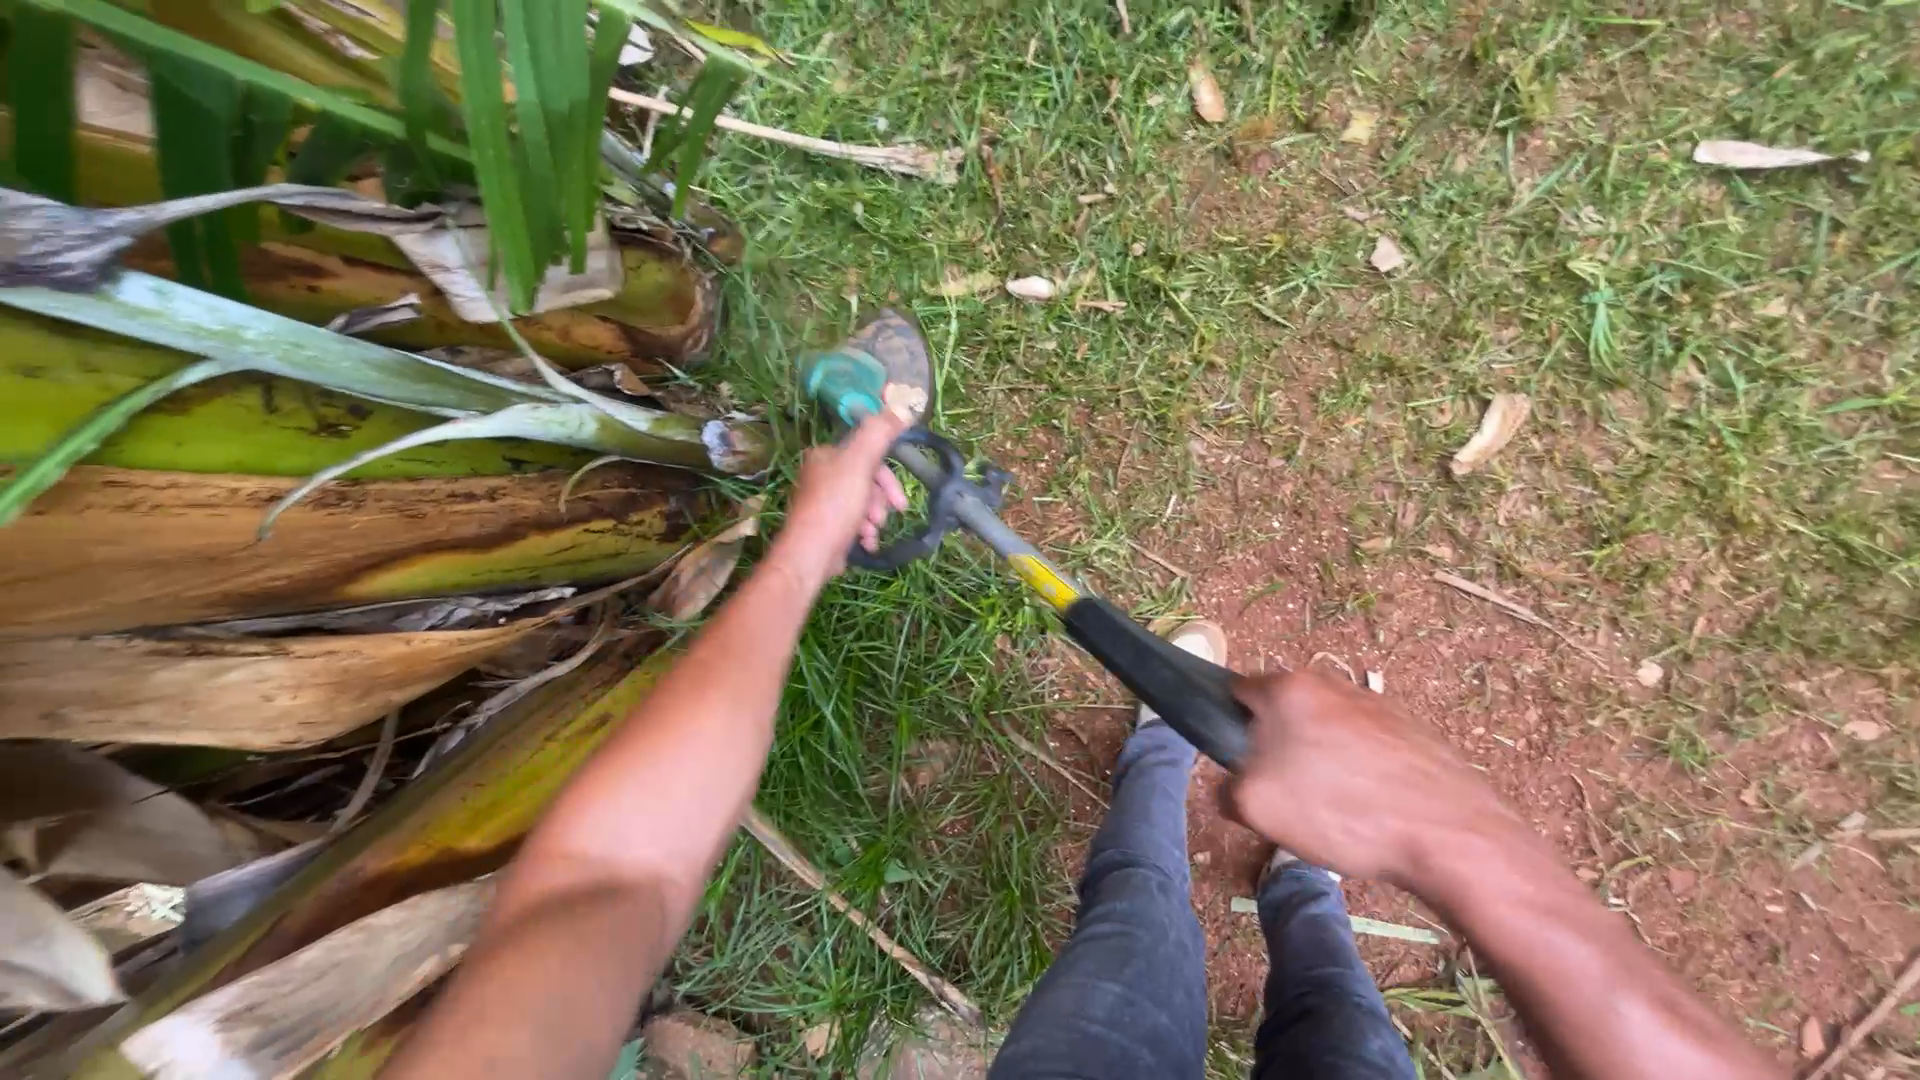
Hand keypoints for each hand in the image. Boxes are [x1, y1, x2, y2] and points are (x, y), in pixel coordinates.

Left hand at [773, 409, 910, 583]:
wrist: (810, 554)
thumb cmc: (835, 506)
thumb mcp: (860, 463)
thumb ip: (879, 433)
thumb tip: (901, 407)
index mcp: (826, 455)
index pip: (866, 455)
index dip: (888, 476)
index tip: (900, 499)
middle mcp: (821, 474)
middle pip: (866, 479)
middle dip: (881, 499)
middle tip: (892, 515)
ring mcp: (822, 501)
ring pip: (862, 502)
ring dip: (874, 517)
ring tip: (873, 532)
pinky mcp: (825, 525)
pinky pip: (853, 522)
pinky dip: (864, 532)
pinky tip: (867, 543)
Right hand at [1227, 671, 1527, 888]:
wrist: (1451, 836)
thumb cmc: (1340, 811)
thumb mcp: (1255, 808)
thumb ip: (1226, 789)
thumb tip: (1235, 785)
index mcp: (1288, 688)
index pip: (1236, 691)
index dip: (1229, 727)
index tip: (1242, 765)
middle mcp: (1332, 683)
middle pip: (1284, 712)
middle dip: (1277, 747)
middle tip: (1285, 794)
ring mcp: (1378, 705)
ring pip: (1326, 731)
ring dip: (1320, 760)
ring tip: (1334, 810)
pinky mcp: (1414, 732)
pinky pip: (1367, 748)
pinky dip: (1361, 773)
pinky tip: (1372, 812)